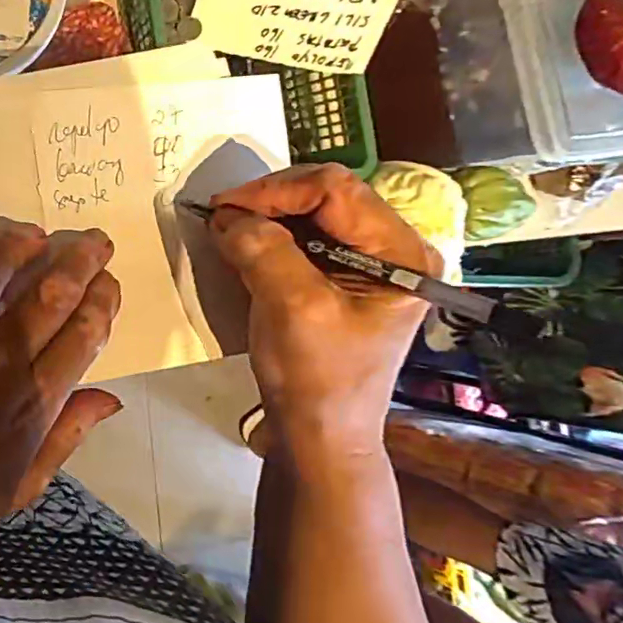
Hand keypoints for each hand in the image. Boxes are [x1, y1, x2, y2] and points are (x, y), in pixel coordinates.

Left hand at [0, 219, 123, 573]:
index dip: (103, 301)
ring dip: (13, 246)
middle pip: (46, 296)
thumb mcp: (23, 486)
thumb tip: (111, 397)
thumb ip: (68, 435)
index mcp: (29, 402)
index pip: (82, 334)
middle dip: (79, 261)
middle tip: (95, 241)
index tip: (110, 283)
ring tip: (34, 232)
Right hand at [208, 164, 436, 464]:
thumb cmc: (316, 378)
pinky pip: (300, 235)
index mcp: (400, 253)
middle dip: (268, 200)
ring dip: (264, 216)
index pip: (336, 189)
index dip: (275, 190)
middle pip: (324, 194)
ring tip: (227, 232)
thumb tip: (227, 215)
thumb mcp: (292, 308)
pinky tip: (243, 247)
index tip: (225, 208)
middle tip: (222, 218)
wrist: (318, 432)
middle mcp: (390, 247)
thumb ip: (265, 251)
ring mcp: (365, 261)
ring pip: (308, 210)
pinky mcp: (338, 274)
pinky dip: (266, 234)